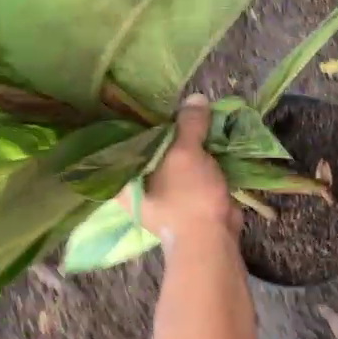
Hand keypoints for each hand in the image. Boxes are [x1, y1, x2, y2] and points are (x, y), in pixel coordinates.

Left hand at [127, 94, 241, 254]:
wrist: (211, 240)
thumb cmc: (187, 197)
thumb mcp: (186, 153)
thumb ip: (189, 123)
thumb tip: (196, 98)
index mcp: (126, 176)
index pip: (125, 139)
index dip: (138, 118)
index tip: (149, 98)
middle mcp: (139, 183)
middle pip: (152, 145)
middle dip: (168, 126)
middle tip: (177, 101)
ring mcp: (163, 190)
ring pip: (174, 155)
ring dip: (189, 139)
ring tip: (198, 113)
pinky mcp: (185, 195)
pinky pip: (190, 167)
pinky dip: (201, 154)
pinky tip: (211, 134)